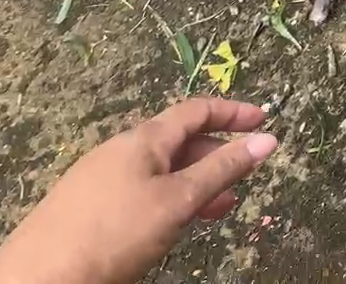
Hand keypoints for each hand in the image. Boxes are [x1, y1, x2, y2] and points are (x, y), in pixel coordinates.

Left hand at [0, 99, 277, 283]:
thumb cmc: (111, 235)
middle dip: (216, 156)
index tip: (263, 122)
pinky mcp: (76, 212)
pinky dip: (165, 199)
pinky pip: (135, 192)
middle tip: (241, 179)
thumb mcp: (178, 201)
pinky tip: (168, 226)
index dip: (234, 112)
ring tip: (212, 212)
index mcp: (141, 140)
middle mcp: (116, 153)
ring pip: (158, 171)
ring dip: (193, 183)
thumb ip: (224, 168)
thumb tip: (269, 139)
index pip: (197, 110)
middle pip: (178, 140)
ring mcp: (92, 183)